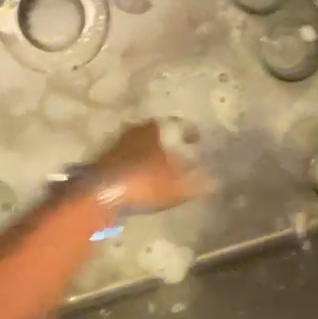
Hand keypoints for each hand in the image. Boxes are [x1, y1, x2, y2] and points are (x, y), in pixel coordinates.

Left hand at [88, 121, 204, 211]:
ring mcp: (119, 143)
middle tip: (182, 154)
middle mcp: (138, 129)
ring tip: (163, 167)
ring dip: (152, 154)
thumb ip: (198, 182)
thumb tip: (215, 181)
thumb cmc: (146, 183)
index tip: (199, 140)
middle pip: (159, 133)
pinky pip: (129, 158)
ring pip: (142, 144)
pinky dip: (139, 164)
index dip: (191, 133)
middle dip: (170, 143)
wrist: (102, 193)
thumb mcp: (179, 186)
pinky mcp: (106, 159)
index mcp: (158, 128)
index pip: (180, 125)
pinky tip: (143, 177)